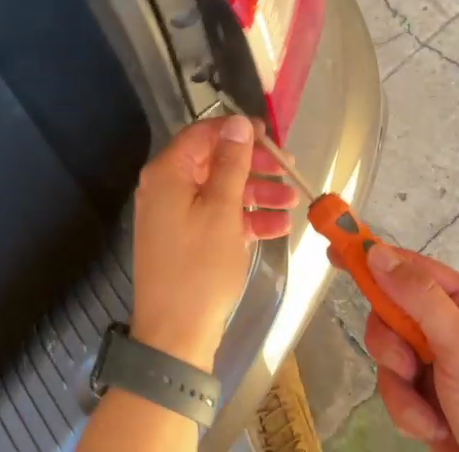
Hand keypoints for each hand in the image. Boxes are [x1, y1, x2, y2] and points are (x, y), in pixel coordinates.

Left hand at [128, 115, 296, 368]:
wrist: (174, 336)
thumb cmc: (200, 267)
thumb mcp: (222, 210)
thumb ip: (232, 164)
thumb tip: (237, 122)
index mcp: (167, 172)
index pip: (202, 134)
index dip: (236, 131)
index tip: (271, 135)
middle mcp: (165, 187)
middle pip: (213, 162)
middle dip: (253, 165)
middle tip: (289, 169)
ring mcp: (174, 214)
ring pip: (219, 190)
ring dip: (257, 193)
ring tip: (292, 201)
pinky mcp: (185, 239)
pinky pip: (216, 216)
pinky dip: (245, 219)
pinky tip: (279, 228)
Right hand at [357, 244, 458, 451]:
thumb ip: (420, 298)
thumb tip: (377, 252)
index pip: (413, 268)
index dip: (375, 260)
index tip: (335, 255)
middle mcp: (454, 328)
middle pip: (392, 311)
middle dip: (391, 344)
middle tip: (404, 364)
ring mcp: (440, 364)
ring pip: (388, 352)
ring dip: (399, 385)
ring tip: (427, 413)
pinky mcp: (428, 397)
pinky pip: (395, 386)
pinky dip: (408, 410)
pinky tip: (435, 430)